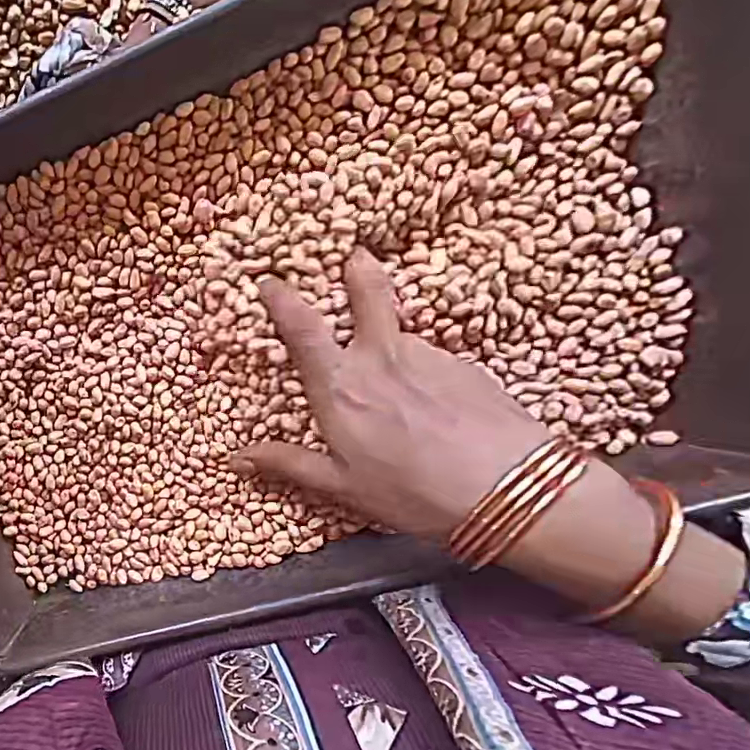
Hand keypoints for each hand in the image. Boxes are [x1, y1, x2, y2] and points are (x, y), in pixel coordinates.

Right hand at [230, 249, 552, 541]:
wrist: (511, 491)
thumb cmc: (412, 492)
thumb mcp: (340, 486)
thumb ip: (288, 463)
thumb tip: (237, 458)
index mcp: (341, 388)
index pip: (302, 330)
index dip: (281, 301)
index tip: (269, 282)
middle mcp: (381, 360)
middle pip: (367, 296)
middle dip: (357, 271)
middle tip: (355, 257)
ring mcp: (428, 357)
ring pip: (401, 335)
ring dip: (391, 343)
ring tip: (398, 382)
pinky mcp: (466, 366)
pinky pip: (432, 361)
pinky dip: (424, 373)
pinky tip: (435, 408)